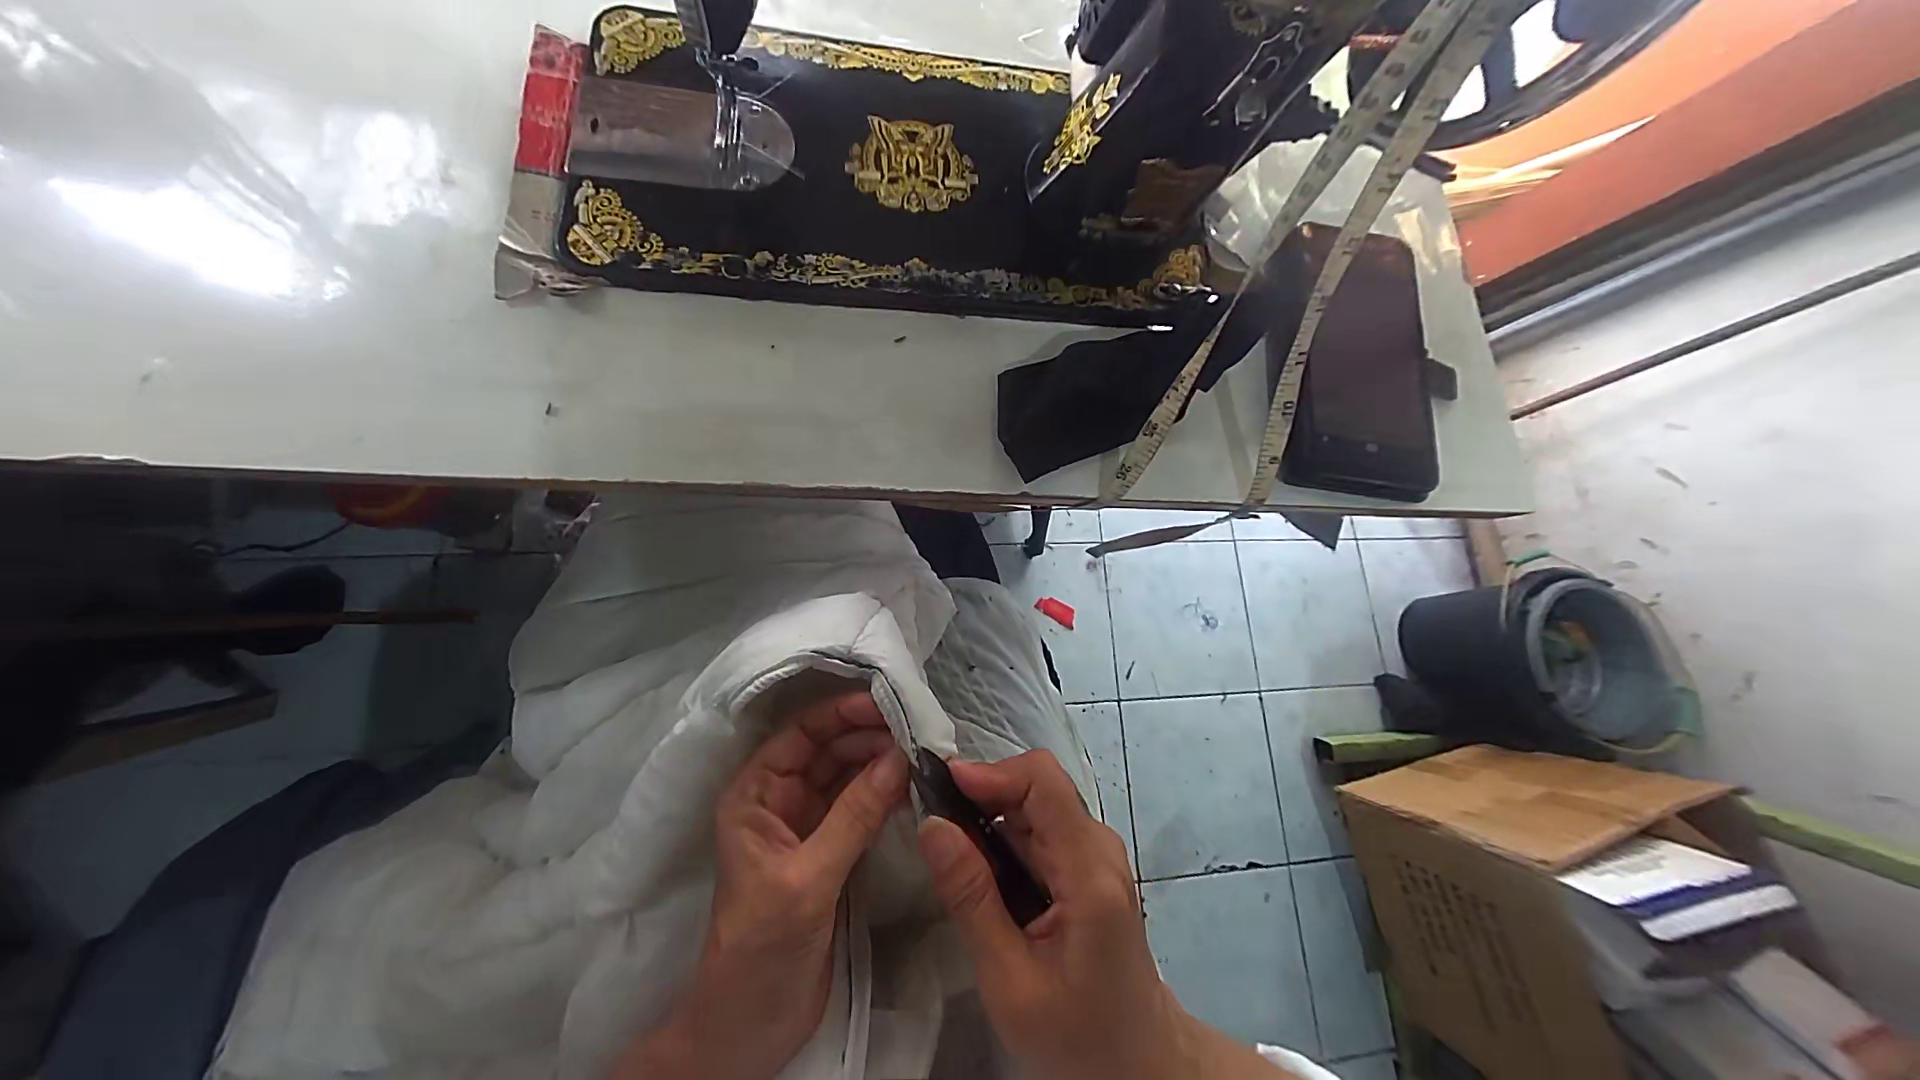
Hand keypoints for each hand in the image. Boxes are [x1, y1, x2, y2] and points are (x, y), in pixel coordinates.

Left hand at [624, 678, 907, 1079]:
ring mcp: (806, 825)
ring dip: (881, 762)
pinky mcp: (830, 850)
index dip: (842, 714)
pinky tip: (911, 785)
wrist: (750, 1028)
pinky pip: (859, 806)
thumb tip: (900, 756)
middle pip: (828, 749)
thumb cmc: (761, 949)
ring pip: (847, 775)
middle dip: (869, 736)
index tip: (889, 704)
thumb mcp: (808, 879)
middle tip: (917, 730)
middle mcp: (779, 800)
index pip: (801, 734)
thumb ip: (854, 816)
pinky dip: (884, 793)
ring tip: (922, 751)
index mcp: (755, 794)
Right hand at [918, 751, 1296, 1079]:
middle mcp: (1100, 848)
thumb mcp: (1009, 980)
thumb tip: (933, 825)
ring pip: (1037, 804)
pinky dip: (1004, 833)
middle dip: (984, 792)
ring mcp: (1098, 854)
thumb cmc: (1077, 1034)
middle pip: (1038, 787)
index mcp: (1088, 873)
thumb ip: (971, 899)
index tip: (943, 785)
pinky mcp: (1089, 864)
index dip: (993, 772)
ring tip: (948, 841)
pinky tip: (978, 863)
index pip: (1044, 783)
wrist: (1139, 1062)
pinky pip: (1042, 827)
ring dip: (991, 812)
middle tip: (935, 819)